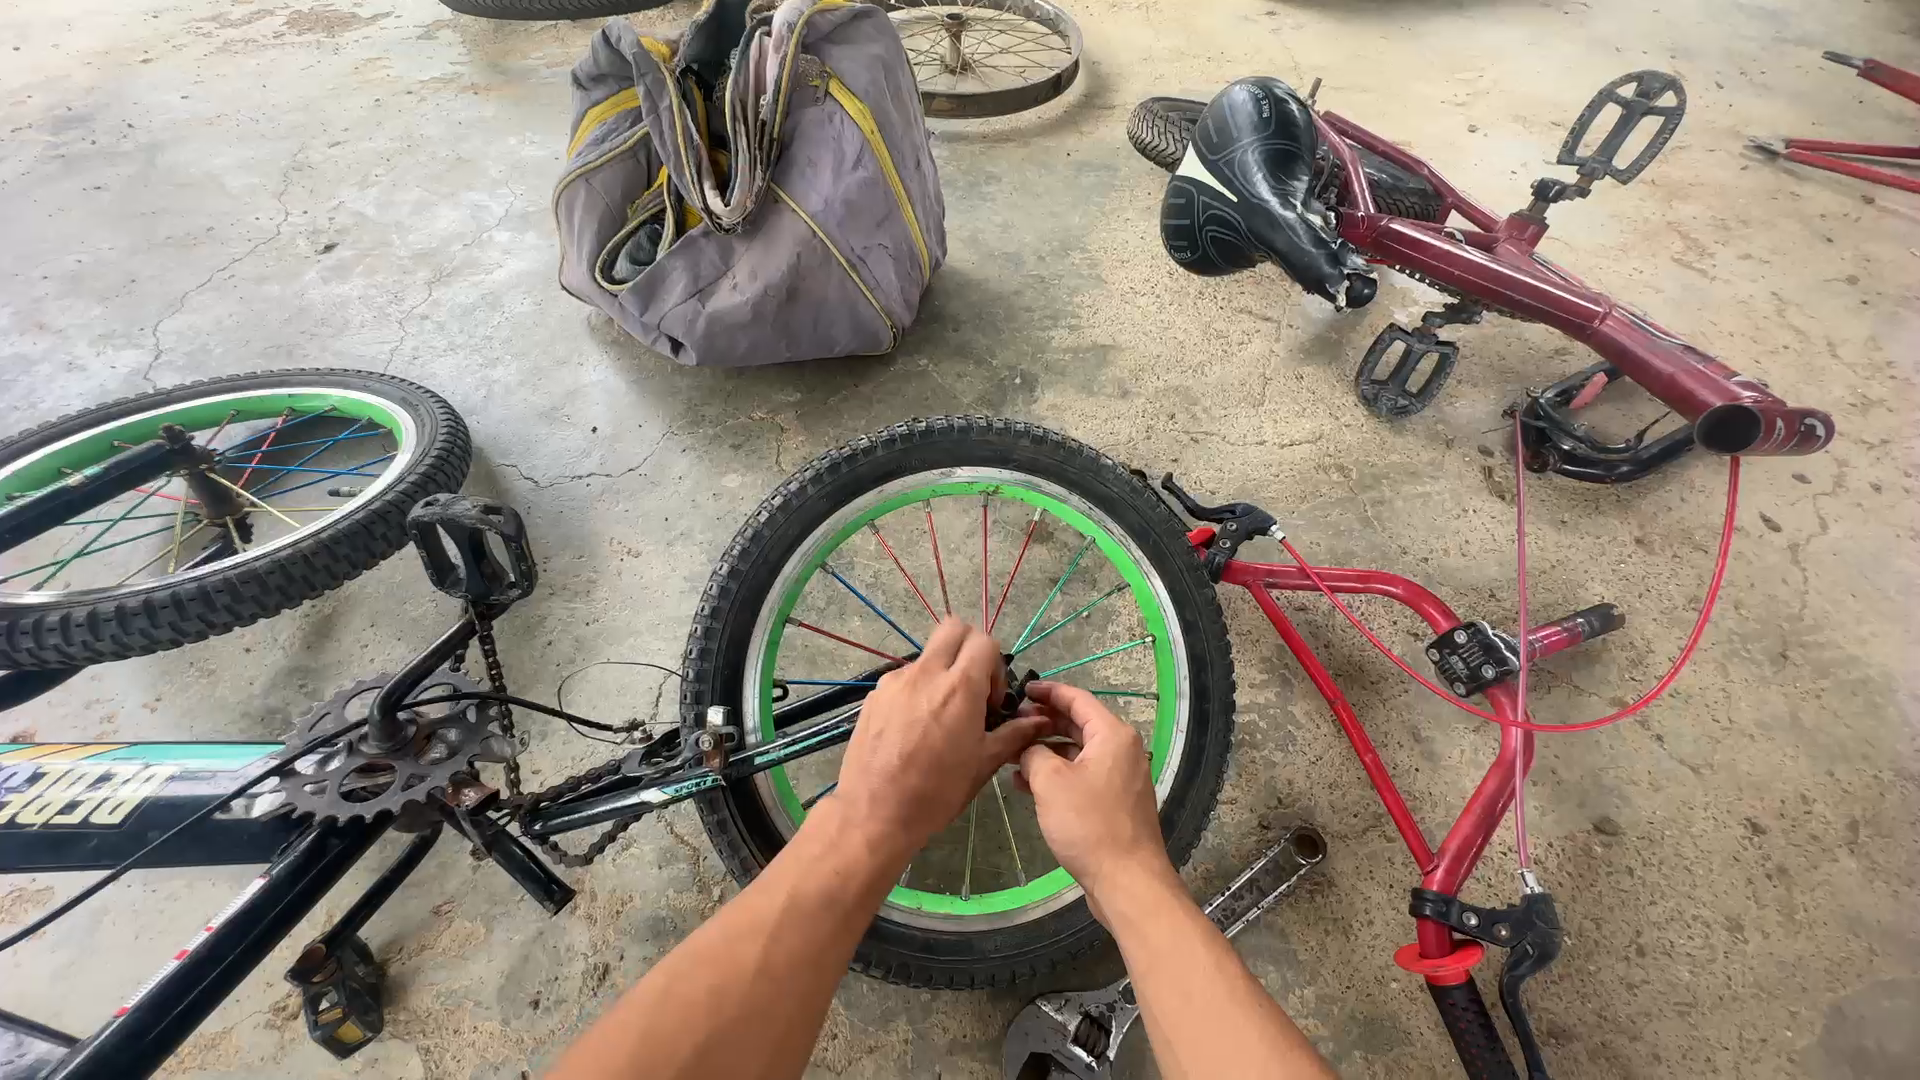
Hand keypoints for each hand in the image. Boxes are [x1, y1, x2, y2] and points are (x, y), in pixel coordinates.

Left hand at [831, 620, 1048, 860]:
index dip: (995, 665)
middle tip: (972, 686)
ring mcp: (895, 681)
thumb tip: (1040, 720)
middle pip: (953, 628)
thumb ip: (1014, 734)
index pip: (985, 641)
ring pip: (927, 654)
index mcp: (959, 687)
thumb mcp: (984, 764)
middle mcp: (926, 673)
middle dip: (969, 648)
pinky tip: (915, 728)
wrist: (874, 813)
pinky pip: (904, 677)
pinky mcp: (874, 694)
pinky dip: (918, 689)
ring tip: (941, 715)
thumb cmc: (937, 792)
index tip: (991, 700)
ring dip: (942, 670)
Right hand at [1014, 681, 1175, 917]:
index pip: (1077, 698)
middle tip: (1011, 725)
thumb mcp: (1050, 782)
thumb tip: (1028, 748)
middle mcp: (1121, 750)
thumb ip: (1033, 753)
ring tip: (1011, 758)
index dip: (1047, 691)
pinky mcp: (1114, 802)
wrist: (1127, 881)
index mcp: (1112, 735)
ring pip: (1077, 752)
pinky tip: (1027, 785)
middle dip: (1043, 723)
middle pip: (1077, 723)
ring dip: (1046, 752)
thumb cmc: (1089, 823)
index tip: (1021, 690)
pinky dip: (1057, 776)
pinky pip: (1082, 776)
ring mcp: (1120, 777)